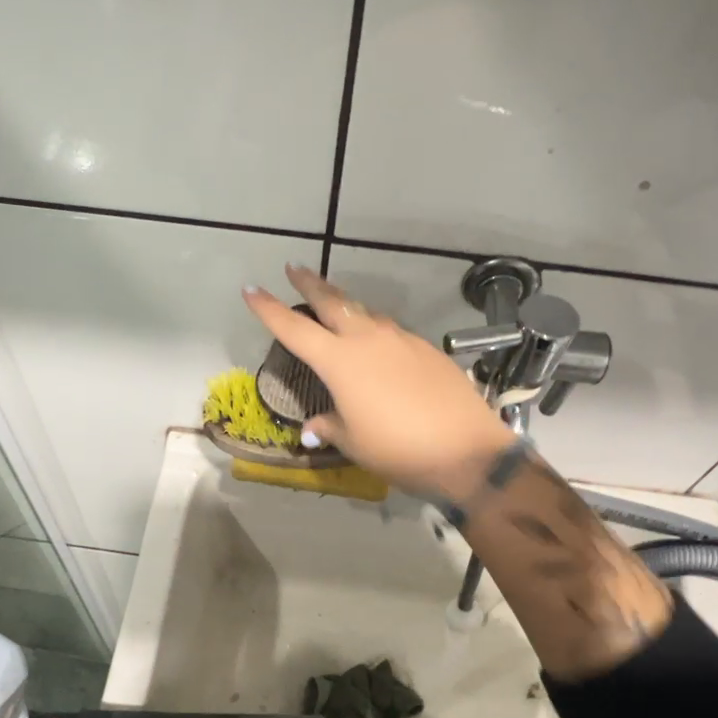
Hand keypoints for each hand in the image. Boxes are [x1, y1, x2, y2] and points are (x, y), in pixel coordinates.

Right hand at [243, 264, 514, 499]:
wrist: (465, 449)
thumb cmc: (397, 449)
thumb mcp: (354, 443)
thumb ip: (329, 428)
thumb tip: (312, 428)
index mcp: (339, 361)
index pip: (294, 328)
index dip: (269, 309)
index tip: (251, 289)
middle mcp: (368, 339)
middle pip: (333, 301)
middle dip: (310, 283)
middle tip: (295, 268)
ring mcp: (401, 340)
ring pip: (366, 313)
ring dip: (346, 306)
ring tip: (335, 306)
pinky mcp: (427, 349)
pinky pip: (392, 333)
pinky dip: (376, 331)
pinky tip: (378, 346)